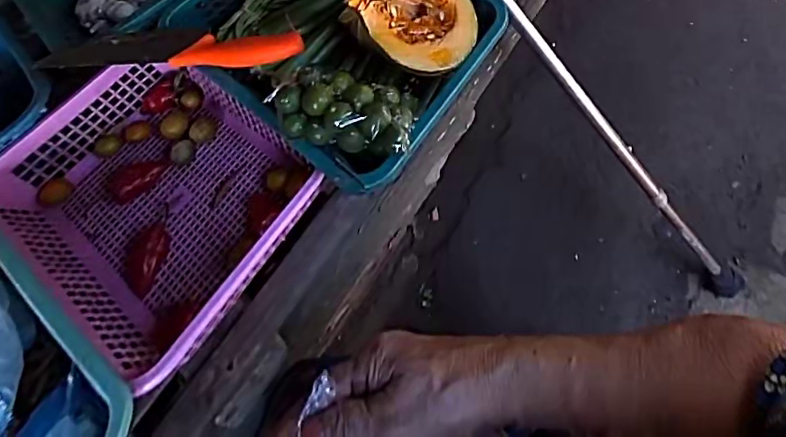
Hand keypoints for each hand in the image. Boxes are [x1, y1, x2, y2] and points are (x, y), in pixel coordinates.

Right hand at [264, 331, 506, 436]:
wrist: (504, 386)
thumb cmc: (456, 392)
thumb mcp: (392, 417)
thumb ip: (349, 423)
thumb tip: (306, 429)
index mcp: (374, 357)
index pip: (326, 389)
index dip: (303, 417)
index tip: (281, 434)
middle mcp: (387, 359)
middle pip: (342, 395)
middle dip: (323, 420)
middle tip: (301, 432)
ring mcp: (406, 374)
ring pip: (364, 402)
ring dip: (348, 420)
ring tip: (324, 428)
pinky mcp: (424, 392)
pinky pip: (384, 407)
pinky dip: (371, 420)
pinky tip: (371, 426)